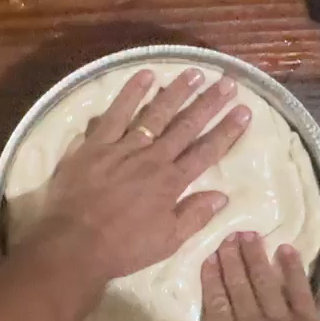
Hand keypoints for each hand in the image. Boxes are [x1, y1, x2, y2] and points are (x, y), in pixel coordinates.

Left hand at [19, 67, 250, 284]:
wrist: (74, 244)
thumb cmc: (123, 248)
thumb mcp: (167, 242)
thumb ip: (194, 216)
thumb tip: (222, 196)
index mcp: (171, 182)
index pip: (206, 152)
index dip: (227, 131)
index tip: (245, 111)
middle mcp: (152, 159)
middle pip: (186, 126)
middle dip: (209, 103)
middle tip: (228, 82)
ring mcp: (123, 148)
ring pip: (155, 113)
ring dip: (176, 91)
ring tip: (194, 73)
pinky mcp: (95, 144)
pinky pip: (116, 113)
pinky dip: (131, 93)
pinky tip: (145, 75)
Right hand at [141, 231, 319, 320]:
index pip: (217, 308)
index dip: (211, 282)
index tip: (206, 257)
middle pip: (241, 289)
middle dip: (232, 261)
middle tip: (226, 234)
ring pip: (267, 284)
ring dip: (257, 259)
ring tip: (249, 233)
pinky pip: (301, 291)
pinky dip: (294, 271)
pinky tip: (288, 251)